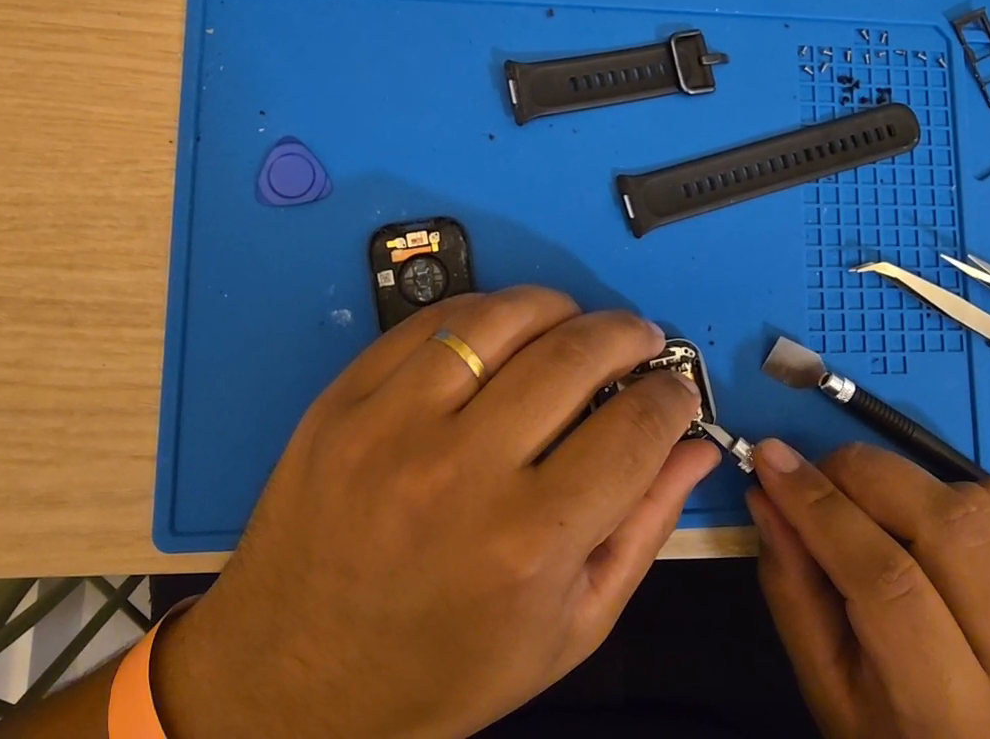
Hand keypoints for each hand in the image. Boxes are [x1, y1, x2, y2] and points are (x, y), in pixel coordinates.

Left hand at [151, 287, 721, 738]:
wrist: (294, 682)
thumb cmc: (445, 670)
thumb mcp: (568, 630)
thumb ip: (643, 531)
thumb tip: (695, 447)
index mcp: (531, 543)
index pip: (635, 430)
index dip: (673, 398)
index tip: (677, 392)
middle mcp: (462, 470)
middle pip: (574, 356)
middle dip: (629, 336)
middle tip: (643, 342)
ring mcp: (392, 425)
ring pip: (500, 319)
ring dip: (558, 307)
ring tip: (578, 323)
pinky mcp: (342, 401)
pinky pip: (428, 323)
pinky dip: (482, 312)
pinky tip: (504, 329)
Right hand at [747, 441, 989, 738]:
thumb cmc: (892, 737)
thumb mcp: (825, 684)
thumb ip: (792, 587)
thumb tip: (767, 492)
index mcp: (952, 711)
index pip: (886, 582)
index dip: (821, 509)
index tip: (771, 460)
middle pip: (946, 529)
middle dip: (864, 476)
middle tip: (816, 470)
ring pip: (980, 506)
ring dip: (906, 480)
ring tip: (863, 497)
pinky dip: (955, 488)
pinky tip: (923, 514)